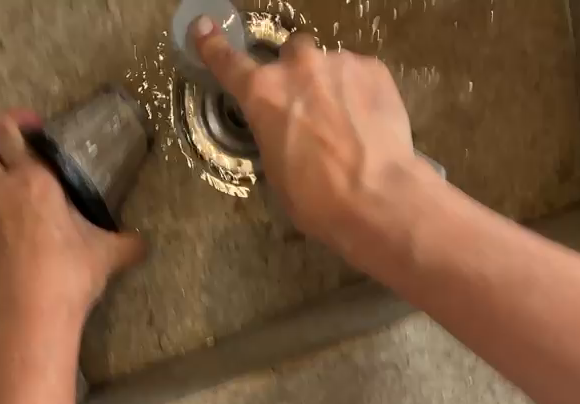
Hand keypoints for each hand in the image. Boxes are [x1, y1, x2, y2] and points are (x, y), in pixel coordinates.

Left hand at [0, 109, 146, 327]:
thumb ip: (128, 243)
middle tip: (12, 136)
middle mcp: (6, 189)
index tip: (39, 127)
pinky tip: (26, 217)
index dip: (20, 119)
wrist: (36, 314)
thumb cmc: (71, 273)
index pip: (10, 130)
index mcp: (34, 179)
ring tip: (16, 171)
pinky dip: (2, 200)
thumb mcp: (108, 255)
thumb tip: (145, 244)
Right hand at [191, 19, 425, 253]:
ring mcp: (339, 62)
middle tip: (308, 110)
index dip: (214, 46)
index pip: (230, 64)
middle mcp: (298, 67)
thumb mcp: (277, 173)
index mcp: (263, 96)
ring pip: (329, 66)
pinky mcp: (373, 68)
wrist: (375, 196)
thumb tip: (285, 129)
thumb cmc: (316, 199)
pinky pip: (360, 75)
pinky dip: (360, 95)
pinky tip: (367, 126)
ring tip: (345, 128)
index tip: (204, 28)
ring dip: (331, 88)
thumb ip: (274, 135)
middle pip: (291, 55)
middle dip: (297, 76)